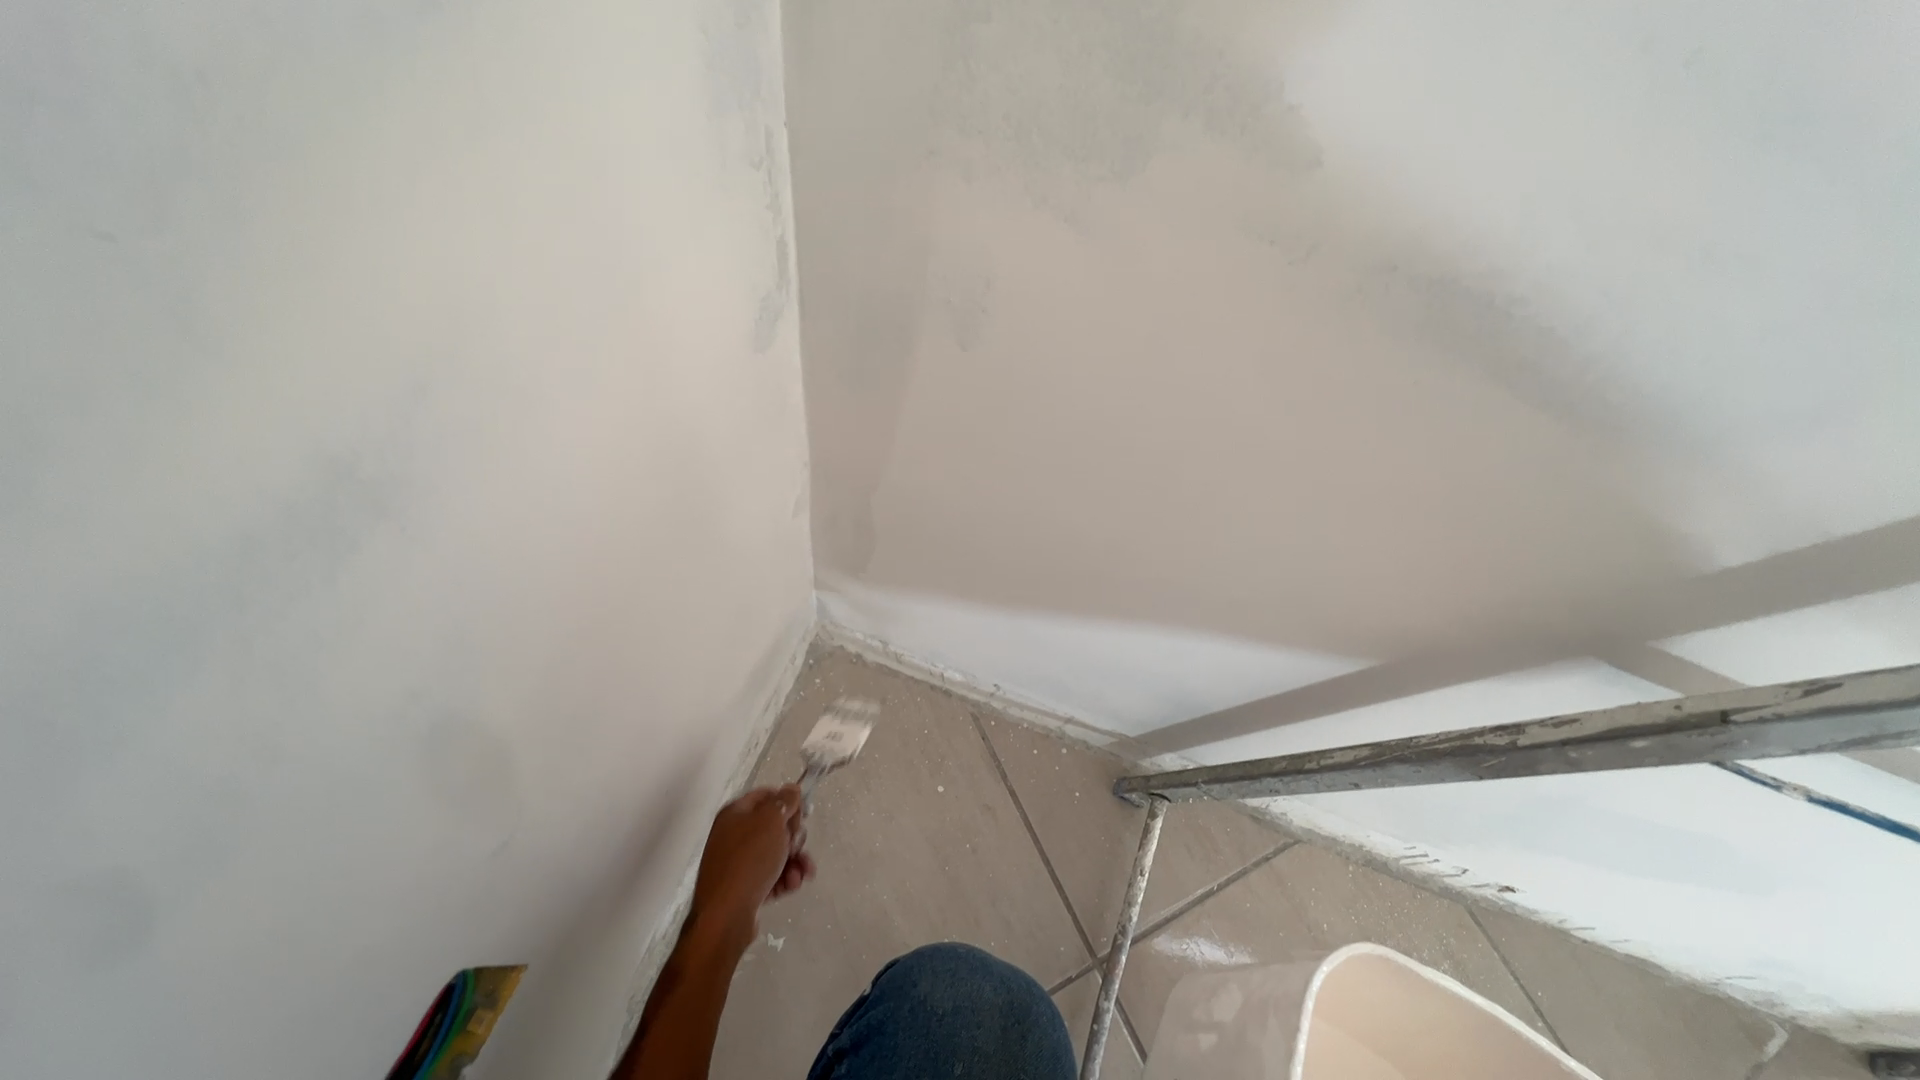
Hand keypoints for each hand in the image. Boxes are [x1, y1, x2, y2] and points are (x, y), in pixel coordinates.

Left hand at [687, 785, 814, 951]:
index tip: (801, 814)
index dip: (787, 802)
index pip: (767, 795)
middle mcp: (735, 835)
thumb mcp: (771, 821)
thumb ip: (784, 801)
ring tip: (801, 873)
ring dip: (795, 860)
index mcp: (736, 814)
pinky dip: (786, 878)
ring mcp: (739, 863)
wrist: (726, 914)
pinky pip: (772, 875)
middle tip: (794, 846)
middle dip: (794, 836)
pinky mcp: (746, 887)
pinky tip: (792, 885)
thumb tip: (791, 789)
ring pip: (778, 853)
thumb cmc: (749, 860)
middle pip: (775, 826)